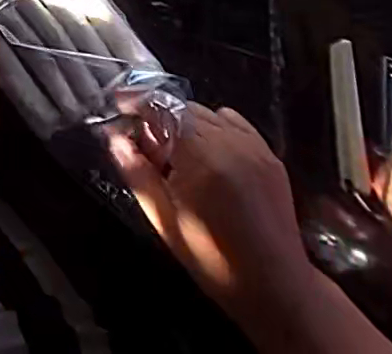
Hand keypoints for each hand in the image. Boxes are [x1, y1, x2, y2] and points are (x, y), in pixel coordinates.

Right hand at [113, 103, 310, 312]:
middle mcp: (230, 142)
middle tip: (150, 151)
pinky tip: (211, 158)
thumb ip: (138, 174)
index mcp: (202, 158)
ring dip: (187, 125)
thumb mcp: (165, 222)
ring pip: (207, 113)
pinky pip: (233, 122)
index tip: (121, 107)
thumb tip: (115, 138)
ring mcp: (253, 145)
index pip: (163, 107)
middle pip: (183, 108)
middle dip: (161, 121)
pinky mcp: (268, 152)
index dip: (138, 103)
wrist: (276, 288)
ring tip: (181, 158)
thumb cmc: (214, 261)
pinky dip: (215, 128)